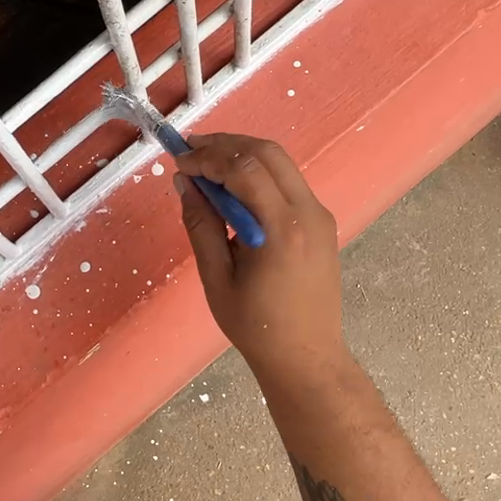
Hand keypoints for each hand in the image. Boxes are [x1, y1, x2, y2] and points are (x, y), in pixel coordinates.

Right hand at [173, 134, 345, 381]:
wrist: (307, 356)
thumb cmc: (256, 325)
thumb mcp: (216, 277)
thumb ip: (201, 224)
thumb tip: (184, 182)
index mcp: (282, 229)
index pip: (245, 169)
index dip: (208, 158)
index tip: (179, 161)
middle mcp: (308, 212)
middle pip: (267, 153)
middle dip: (225, 144)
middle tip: (190, 150)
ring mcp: (319, 215)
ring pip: (280, 162)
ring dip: (241, 154)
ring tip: (205, 163)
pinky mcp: (320, 222)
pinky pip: (287, 181)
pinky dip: (257, 172)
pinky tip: (231, 187)